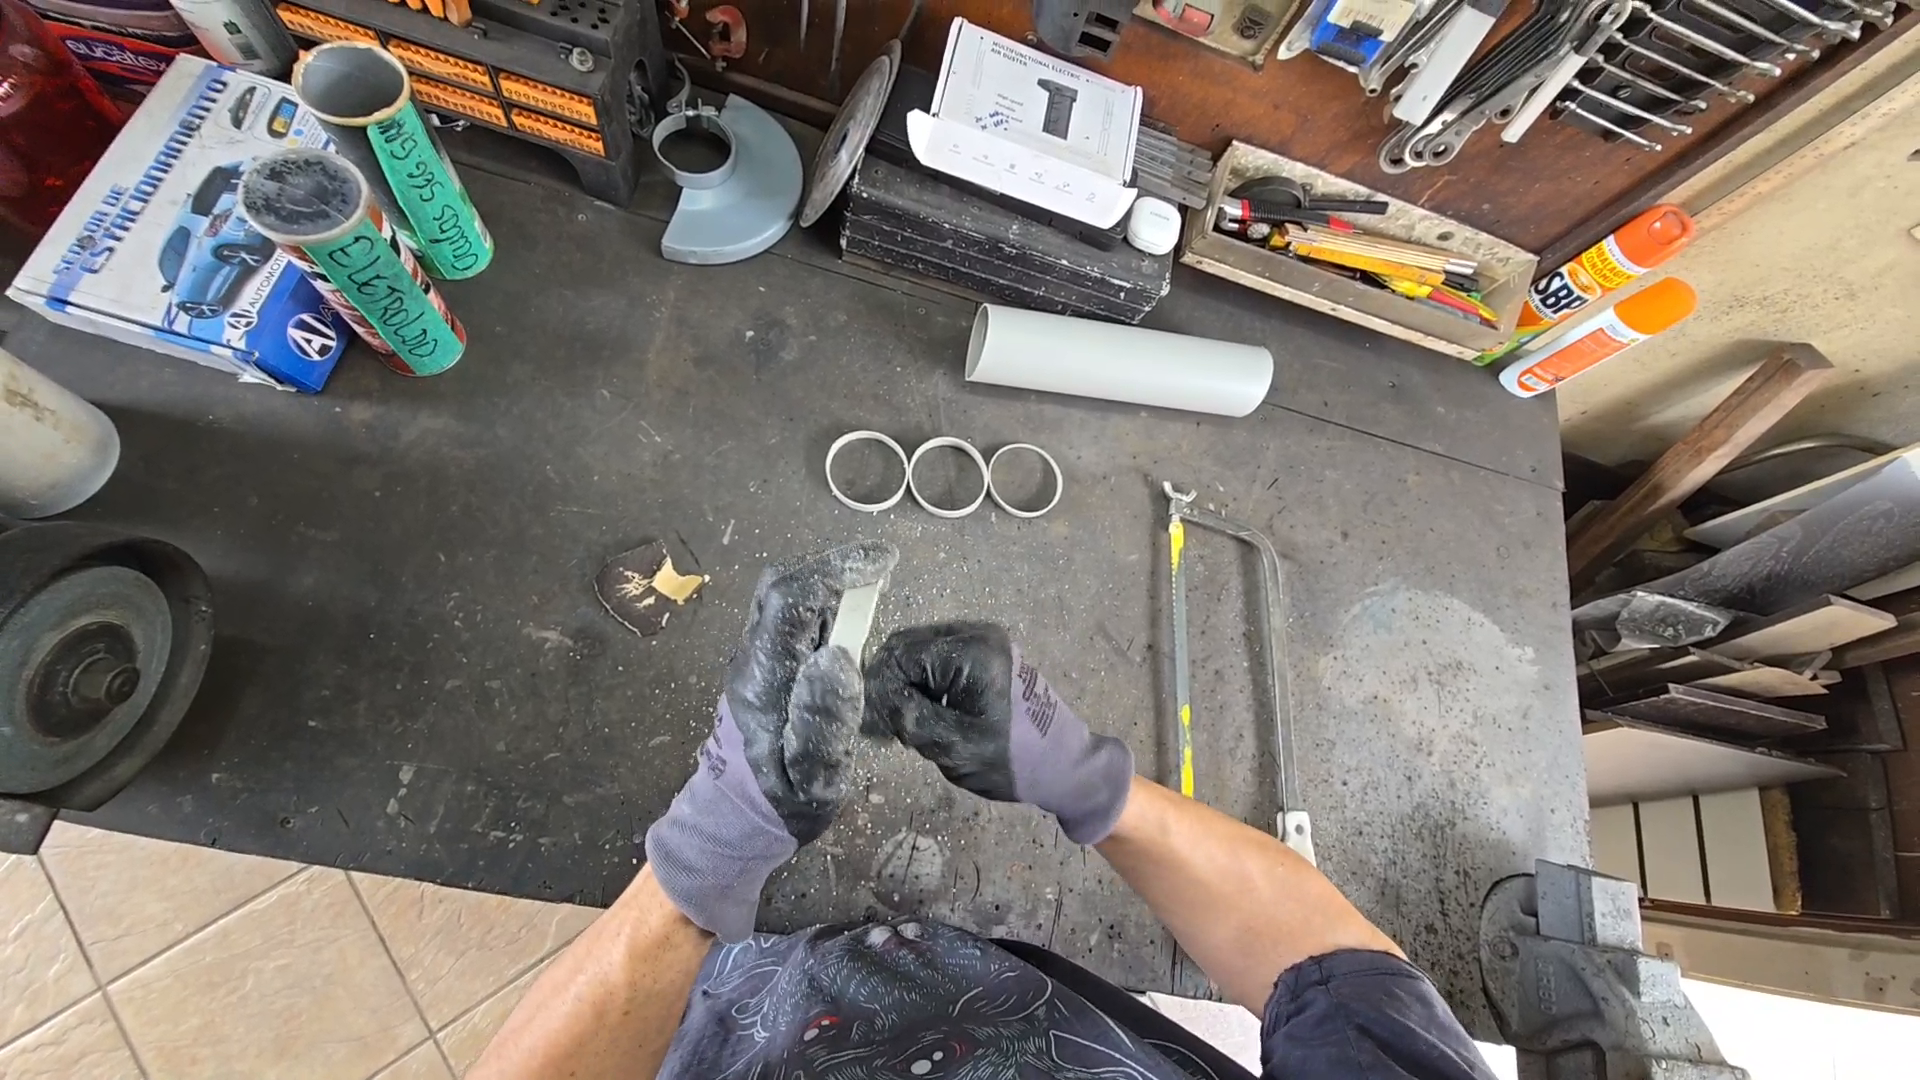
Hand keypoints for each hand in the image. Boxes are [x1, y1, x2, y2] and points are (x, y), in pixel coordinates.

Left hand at [644, 541, 897, 940]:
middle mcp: (753, 658)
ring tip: (870, 592)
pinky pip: (789, 621)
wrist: (734, 821)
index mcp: (765, 677)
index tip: (881, 562)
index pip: (792, 598)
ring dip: (828, 586)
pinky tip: (848, 623)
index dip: (837, 569)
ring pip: (784, 600)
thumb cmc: (778, 802)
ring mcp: (753, 661)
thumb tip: (839, 654)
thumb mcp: (813, 775)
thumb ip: (826, 719)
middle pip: (782, 588)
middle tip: (878, 575)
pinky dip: (822, 606)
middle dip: (833, 570)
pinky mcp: (761, 669)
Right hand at [864, 622, 1133, 843]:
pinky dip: (924, 681)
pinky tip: (924, 712)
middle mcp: (976, 634)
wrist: (1067, 765)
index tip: (870, 722)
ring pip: (920, 651)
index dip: (878, 686)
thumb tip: (876, 694)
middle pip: (908, 646)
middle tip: (881, 724)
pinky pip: (939, 658)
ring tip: (902, 723)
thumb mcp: (955, 747)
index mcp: (971, 652)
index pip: (901, 654)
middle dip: (890, 682)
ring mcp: (983, 641)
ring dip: (906, 683)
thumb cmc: (1014, 760)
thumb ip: (911, 716)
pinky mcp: (986, 653)